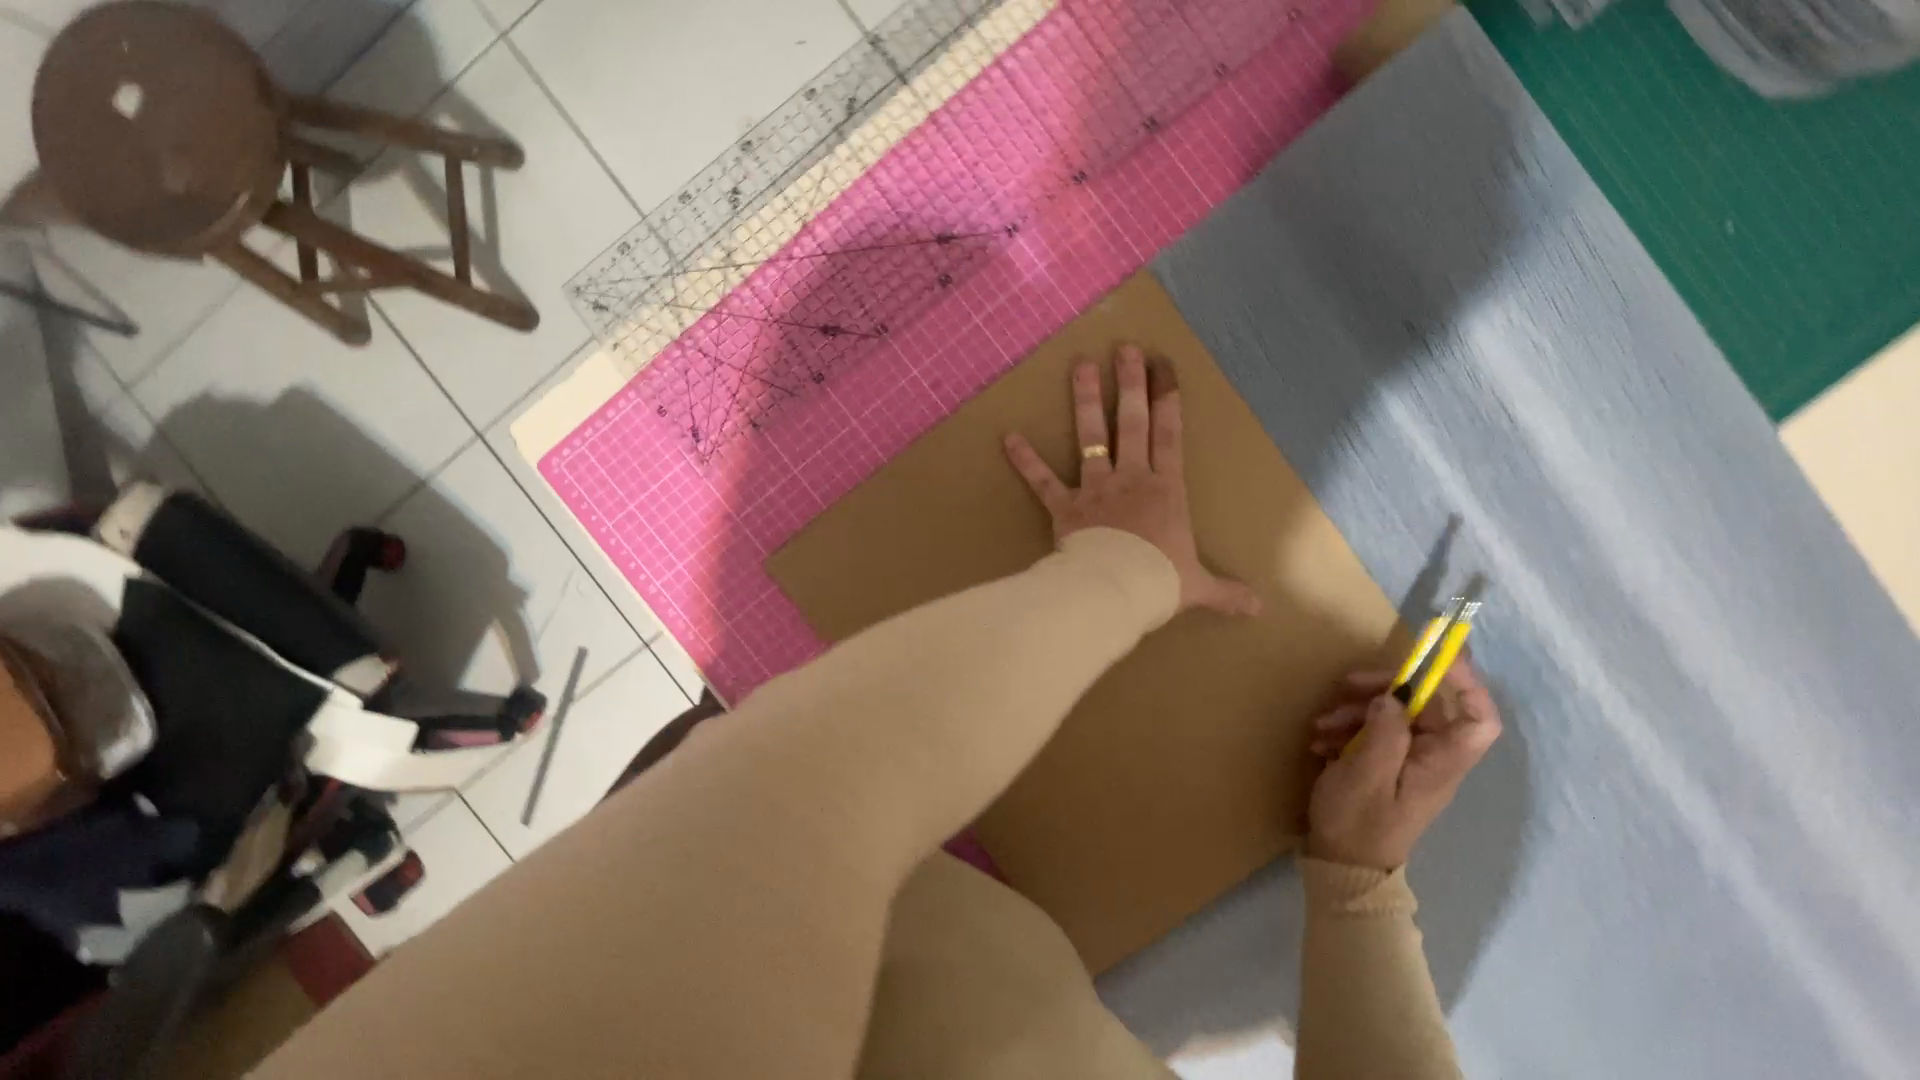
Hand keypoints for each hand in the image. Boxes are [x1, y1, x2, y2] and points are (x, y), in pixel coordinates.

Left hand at [1003, 345, 1260, 617]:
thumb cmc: (1161, 583)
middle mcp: (1131, 478)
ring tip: (1080, 366)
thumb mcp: (1199, 587)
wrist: (1117, 591)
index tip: (1164, 365)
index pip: (1170, 435)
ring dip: (1086, 401)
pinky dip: (1025, 460)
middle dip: (1130, 383)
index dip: (1168, 398)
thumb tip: (1259, 608)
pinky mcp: (1064, 507)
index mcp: (1166, 490)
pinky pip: (1042, 481)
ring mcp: (1095, 489)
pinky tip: (1008, 437)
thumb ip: (1227, 592)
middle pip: (1132, 423)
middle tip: (1125, 348)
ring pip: (1090, 437)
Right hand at [1305, 662, 1501, 870]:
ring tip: (1321, 724)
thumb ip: (1385, 731)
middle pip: (1425, 705)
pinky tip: (1320, 740)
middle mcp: (1433, 757)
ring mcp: (1409, 760)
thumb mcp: (1366, 775)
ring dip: (1355, 710)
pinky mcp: (1385, 763)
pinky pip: (1374, 731)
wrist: (1342, 867)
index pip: (1479, 717)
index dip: (1467, 682)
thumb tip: (1393, 696)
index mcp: (1442, 762)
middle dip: (1385, 689)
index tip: (1436, 655)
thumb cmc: (1358, 823)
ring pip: (1393, 714)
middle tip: (1347, 685)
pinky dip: (1346, 727)